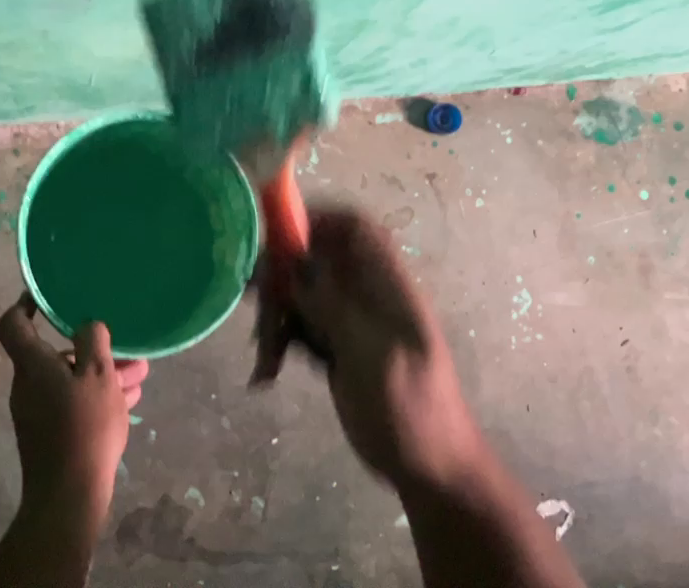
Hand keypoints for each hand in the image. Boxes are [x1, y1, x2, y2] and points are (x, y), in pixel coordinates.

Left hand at [0, 294, 148, 529]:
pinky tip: (128, 400)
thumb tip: (87, 326)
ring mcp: (35, 411)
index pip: (13, 323)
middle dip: (91, 348)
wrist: (68, 496)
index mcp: (32, 364)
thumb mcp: (99, 376)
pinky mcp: (48, 433)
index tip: (49, 295)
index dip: (26, 303)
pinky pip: (71, 401)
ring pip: (69, 379)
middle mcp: (27, 384)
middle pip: (54, 353)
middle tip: (125, 347)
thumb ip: (93, 342)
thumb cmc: (84, 428)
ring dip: (101, 373)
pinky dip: (95, 395)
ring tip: (139, 374)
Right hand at [291, 210, 486, 493]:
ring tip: (264, 359)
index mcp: (387, 285)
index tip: (274, 237)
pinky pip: (296, 326)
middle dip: (280, 280)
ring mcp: (348, 319)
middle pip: (312, 259)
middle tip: (258, 310)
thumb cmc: (412, 409)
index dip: (315, 220)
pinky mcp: (333, 346)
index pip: (353, 227)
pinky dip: (278, 344)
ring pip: (298, 294)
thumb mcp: (374, 355)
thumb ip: (335, 305)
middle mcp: (365, 293)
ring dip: (274, 318)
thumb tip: (297, 262)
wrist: (430, 468)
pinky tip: (266, 373)